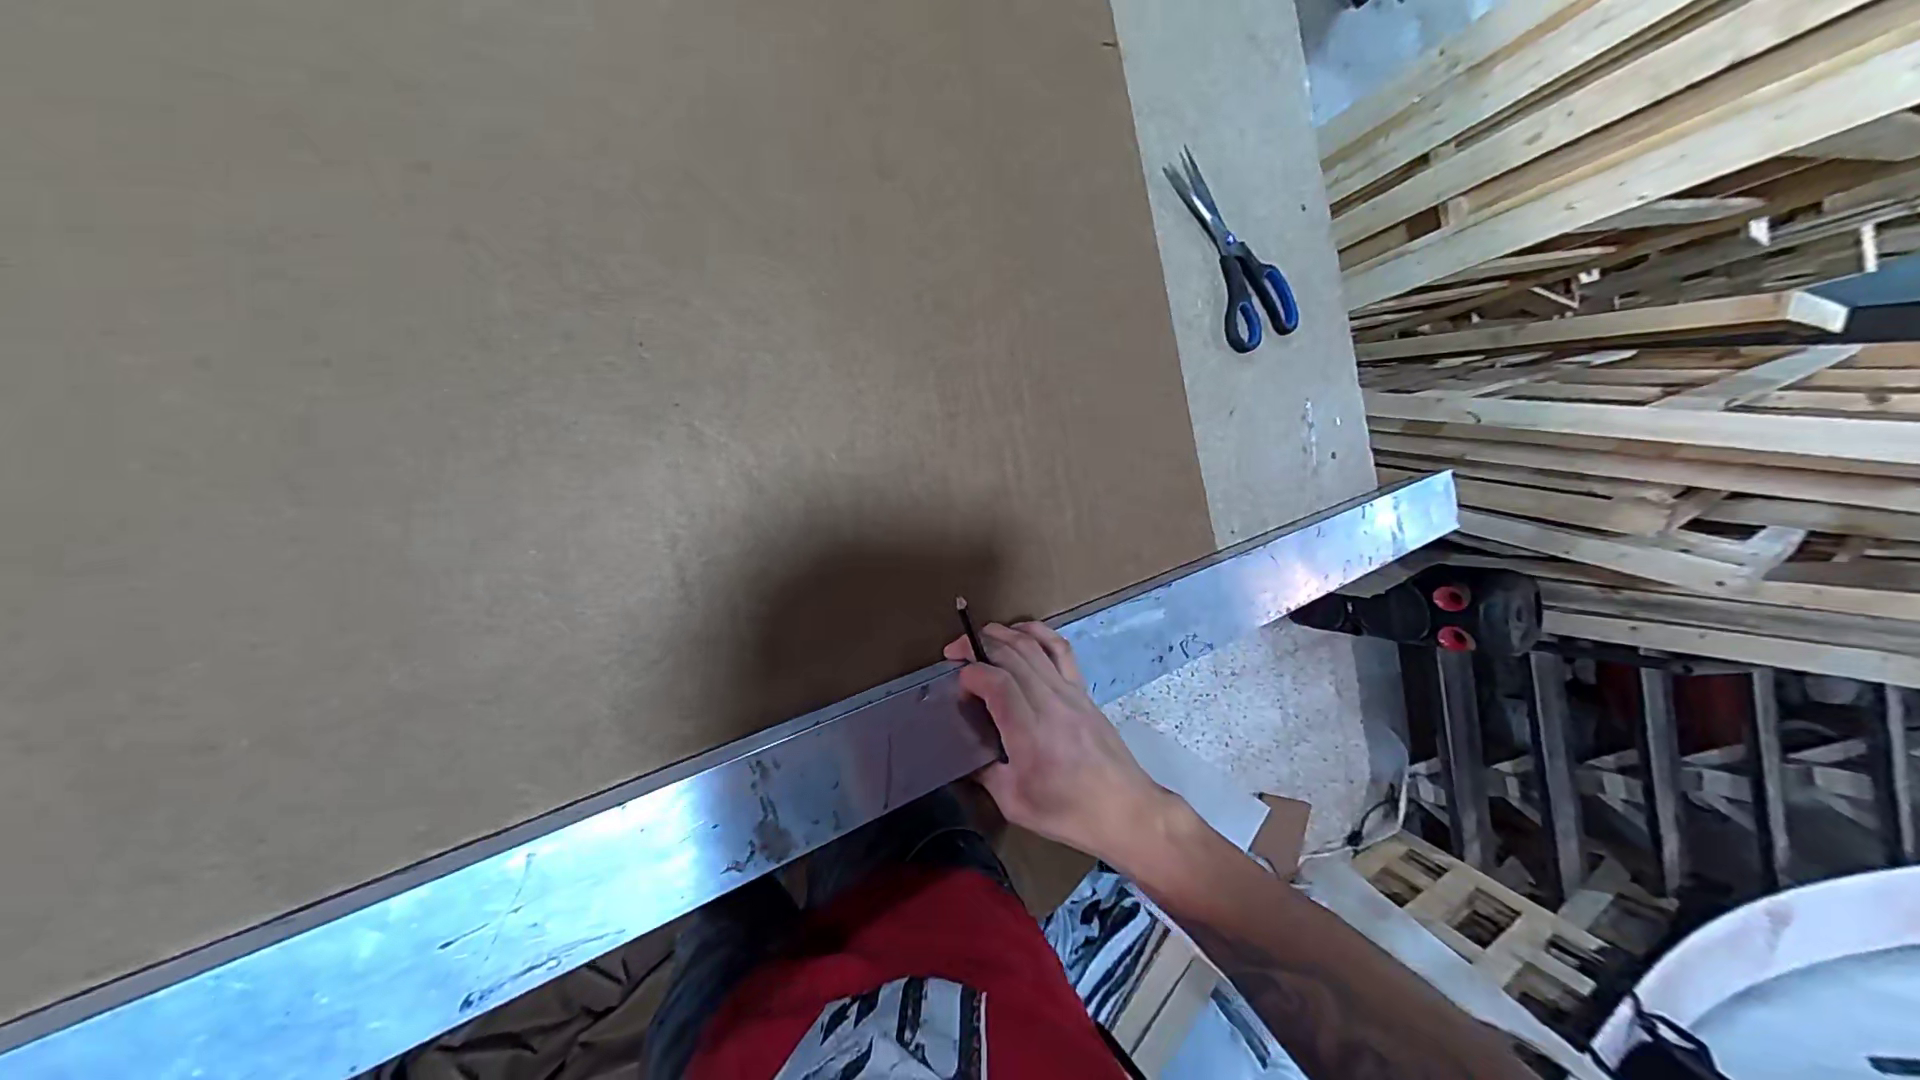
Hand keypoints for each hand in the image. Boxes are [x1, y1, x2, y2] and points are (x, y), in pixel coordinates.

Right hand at [944, 622, 1190, 873]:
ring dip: (1003, 634)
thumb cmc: (1068, 812)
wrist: (1125, 810)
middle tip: (954, 651)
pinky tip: (1021, 631)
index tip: (956, 680)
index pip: (997, 683)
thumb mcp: (1014, 802)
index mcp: (1030, 733)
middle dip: (977, 645)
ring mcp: (1070, 692)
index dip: (971, 673)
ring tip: (980, 636)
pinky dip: (1038, 632)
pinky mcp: (1083, 691)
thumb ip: (984, 772)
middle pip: (1012, 656)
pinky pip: (1060, 650)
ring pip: (1033, 647)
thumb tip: (965, 750)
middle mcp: (1050, 703)